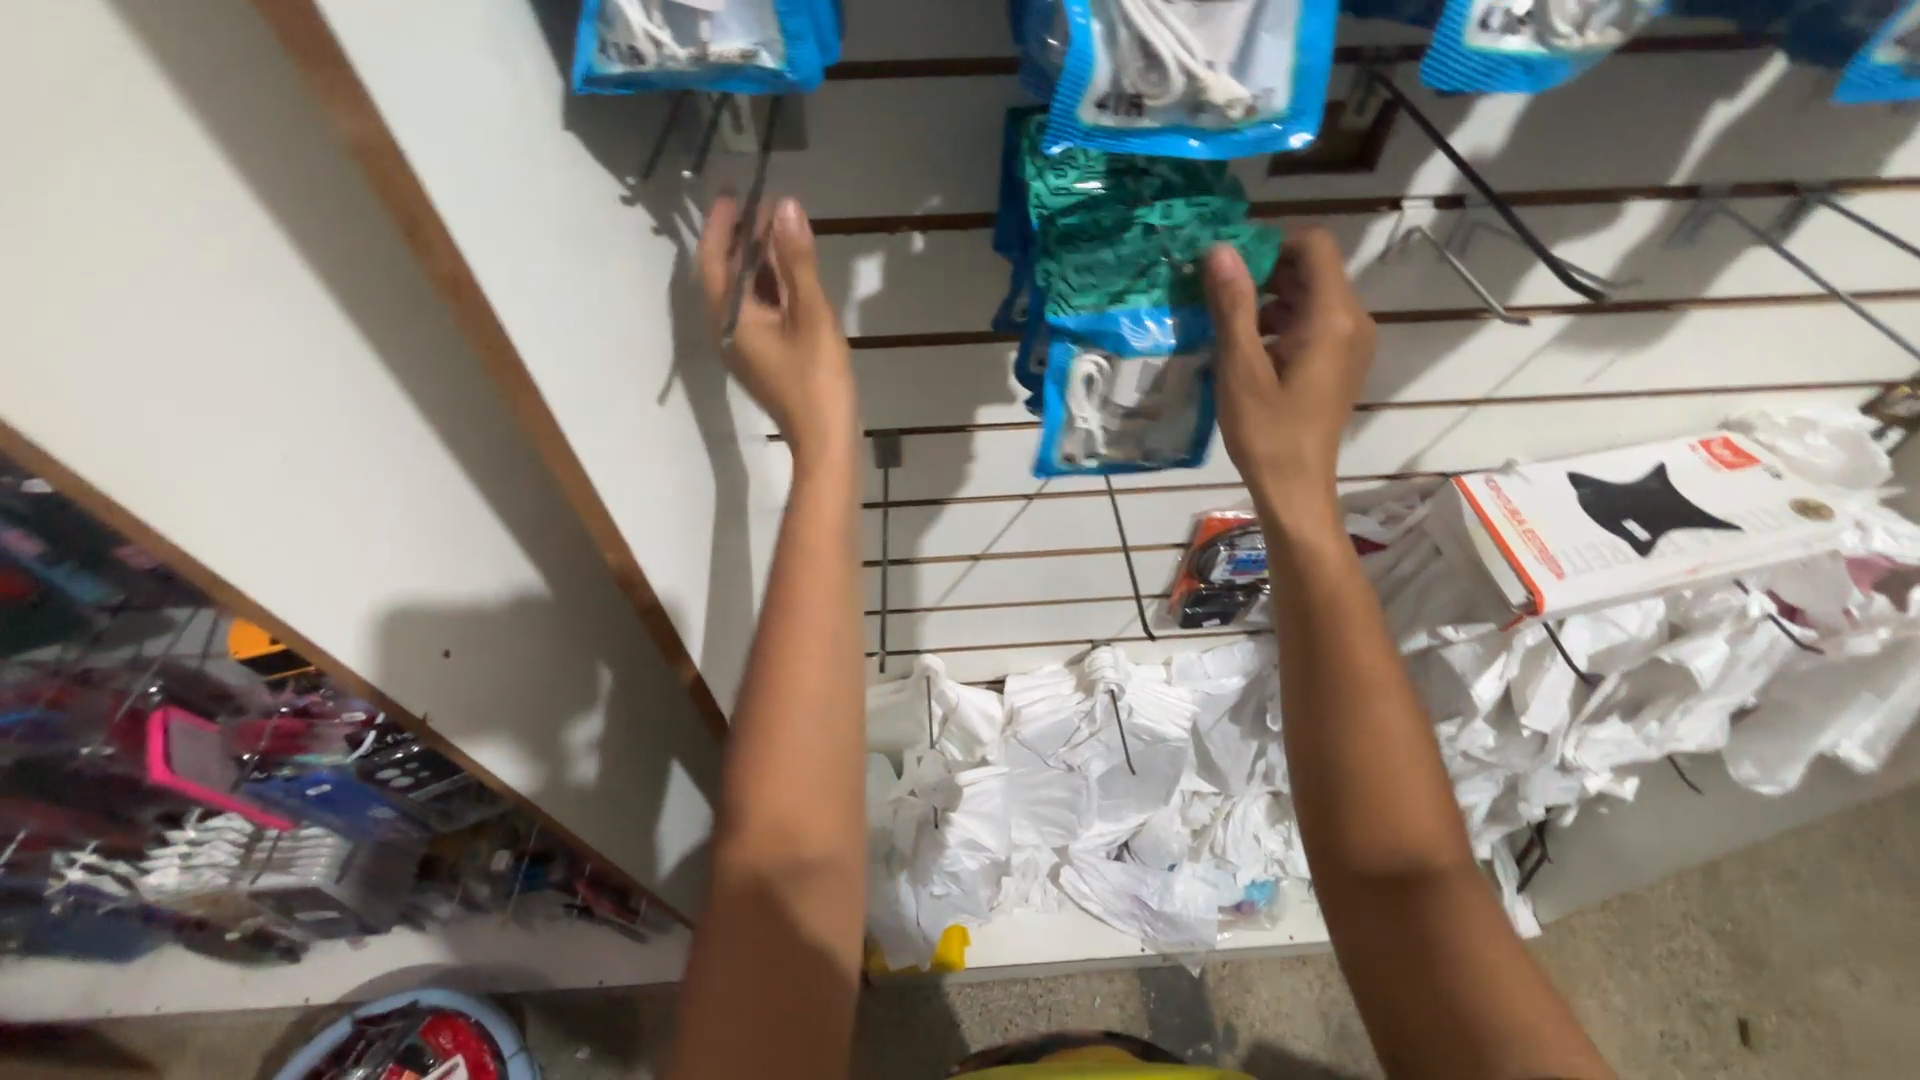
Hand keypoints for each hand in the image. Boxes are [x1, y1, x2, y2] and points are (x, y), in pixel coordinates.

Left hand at [700, 196, 857, 461]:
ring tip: (780, 230)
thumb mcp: (812, 314)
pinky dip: (768, 286)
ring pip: (743, 293)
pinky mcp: (761, 357)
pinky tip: (790, 274)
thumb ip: (797, 261)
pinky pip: (756, 311)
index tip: (733, 192)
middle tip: (764, 205)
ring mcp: (744, 346)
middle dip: (743, 239)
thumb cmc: (818, 379)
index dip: (722, 223)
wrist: (824, 440)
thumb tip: (786, 207)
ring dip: (758, 261)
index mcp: (731, 317)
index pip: (716, 259)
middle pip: (727, 274)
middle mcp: (727, 329)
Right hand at [1204, 229, 1374, 523]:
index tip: (1230, 269)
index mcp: (1333, 318)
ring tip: (1228, 326)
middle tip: (1219, 296)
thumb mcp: (1241, 367)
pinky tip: (1249, 351)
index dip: (1270, 246)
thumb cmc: (1266, 432)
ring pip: (1310, 297)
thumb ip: (1233, 305)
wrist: (1294, 488)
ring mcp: (1350, 343)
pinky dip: (1281, 324)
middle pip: (1312, 270)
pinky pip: (1313, 324)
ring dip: (1269, 301)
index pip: (1313, 246)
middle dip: (1265, 273)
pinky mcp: (1340, 363)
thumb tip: (1220, 250)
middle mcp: (1352, 321)